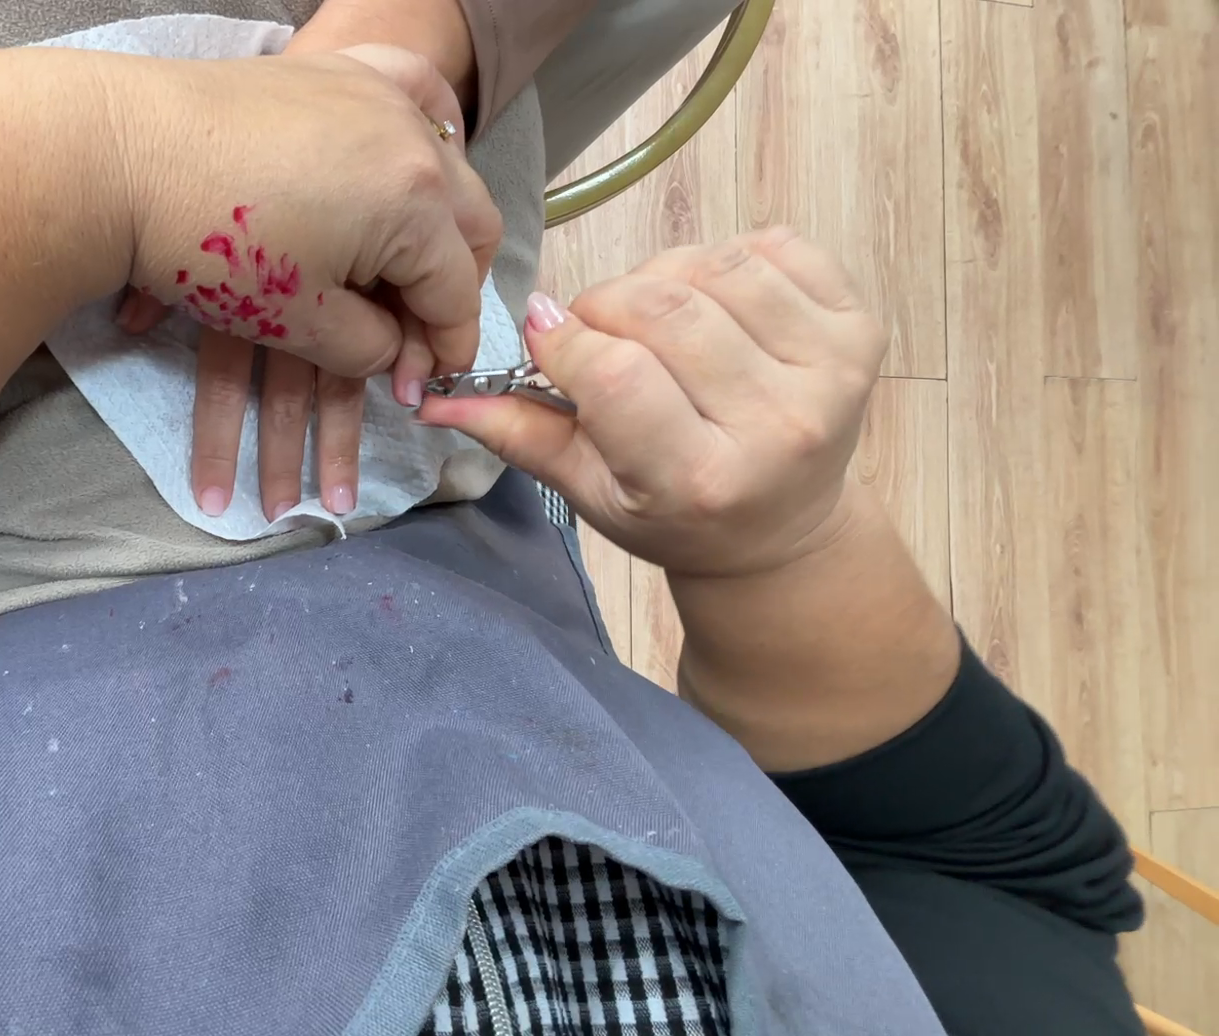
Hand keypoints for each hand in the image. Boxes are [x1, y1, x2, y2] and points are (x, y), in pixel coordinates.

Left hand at [110, 44, 498, 517]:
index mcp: (414, 206)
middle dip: (453, 292)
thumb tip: (396, 354)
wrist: (125, 154)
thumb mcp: (299, 324)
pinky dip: (429, 131)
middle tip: (421, 336)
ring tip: (419, 269)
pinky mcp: (339, 73)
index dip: (445, 349)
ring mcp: (378, 93)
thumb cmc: (214, 250)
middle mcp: (414, 140)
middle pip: (470, 228)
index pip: (454, 293)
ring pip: (451, 165)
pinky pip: (413, 92)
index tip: (426, 387)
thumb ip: (367, 349)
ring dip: (446, 225)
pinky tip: (417, 154)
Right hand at [420, 228, 888, 577]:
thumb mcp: (586, 492)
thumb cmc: (669, 518)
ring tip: (645, 319)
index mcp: (698, 478)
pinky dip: (720, 260)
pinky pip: (773, 246)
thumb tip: (434, 400)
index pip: (616, 376)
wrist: (779, 528)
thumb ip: (516, 436)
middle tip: (590, 330)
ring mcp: (832, 370)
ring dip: (657, 279)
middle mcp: (778, 424)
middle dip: (603, 305)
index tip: (542, 339)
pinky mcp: (863, 329)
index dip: (563, 342)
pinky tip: (705, 303)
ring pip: (714, 267)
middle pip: (664, 311)